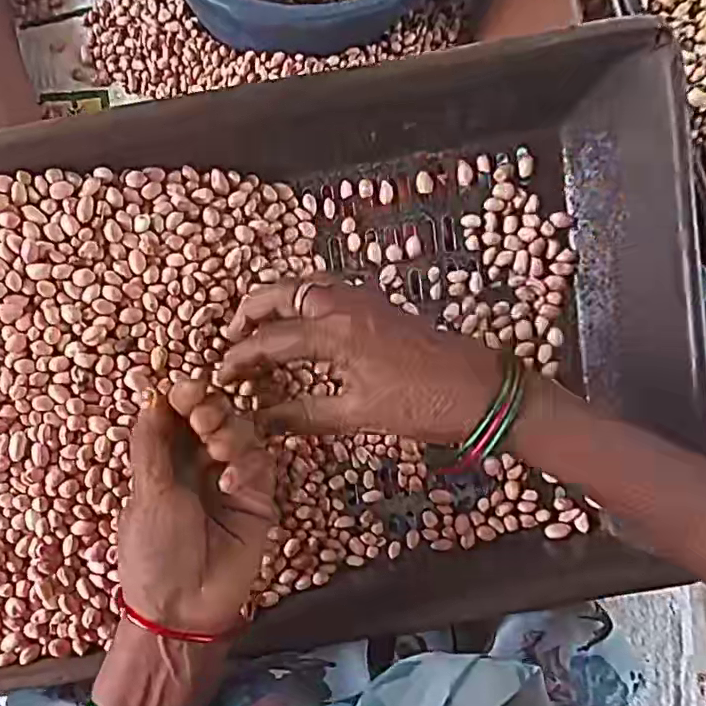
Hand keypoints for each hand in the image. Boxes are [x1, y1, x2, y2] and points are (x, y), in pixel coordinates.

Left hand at [117, 379, 277, 635]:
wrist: (182, 609)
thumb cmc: (153, 553)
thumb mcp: (146, 494)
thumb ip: (151, 444)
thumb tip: (152, 397)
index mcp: (166, 462)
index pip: (178, 416)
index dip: (183, 398)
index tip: (185, 390)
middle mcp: (198, 466)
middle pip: (213, 418)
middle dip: (210, 409)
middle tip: (202, 416)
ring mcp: (229, 482)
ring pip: (241, 436)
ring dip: (230, 433)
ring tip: (216, 448)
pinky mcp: (256, 501)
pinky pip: (260, 468)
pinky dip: (246, 467)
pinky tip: (229, 483)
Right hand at [218, 280, 510, 443]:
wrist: (483, 389)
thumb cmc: (424, 403)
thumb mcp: (359, 414)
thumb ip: (305, 414)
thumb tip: (264, 422)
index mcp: (336, 332)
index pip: (270, 339)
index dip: (240, 357)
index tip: (221, 374)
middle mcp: (345, 304)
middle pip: (280, 292)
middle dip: (249, 312)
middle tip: (232, 338)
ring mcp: (363, 299)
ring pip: (304, 284)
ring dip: (276, 301)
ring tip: (259, 328)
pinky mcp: (377, 304)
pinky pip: (327, 289)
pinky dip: (302, 300)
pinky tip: (301, 324)